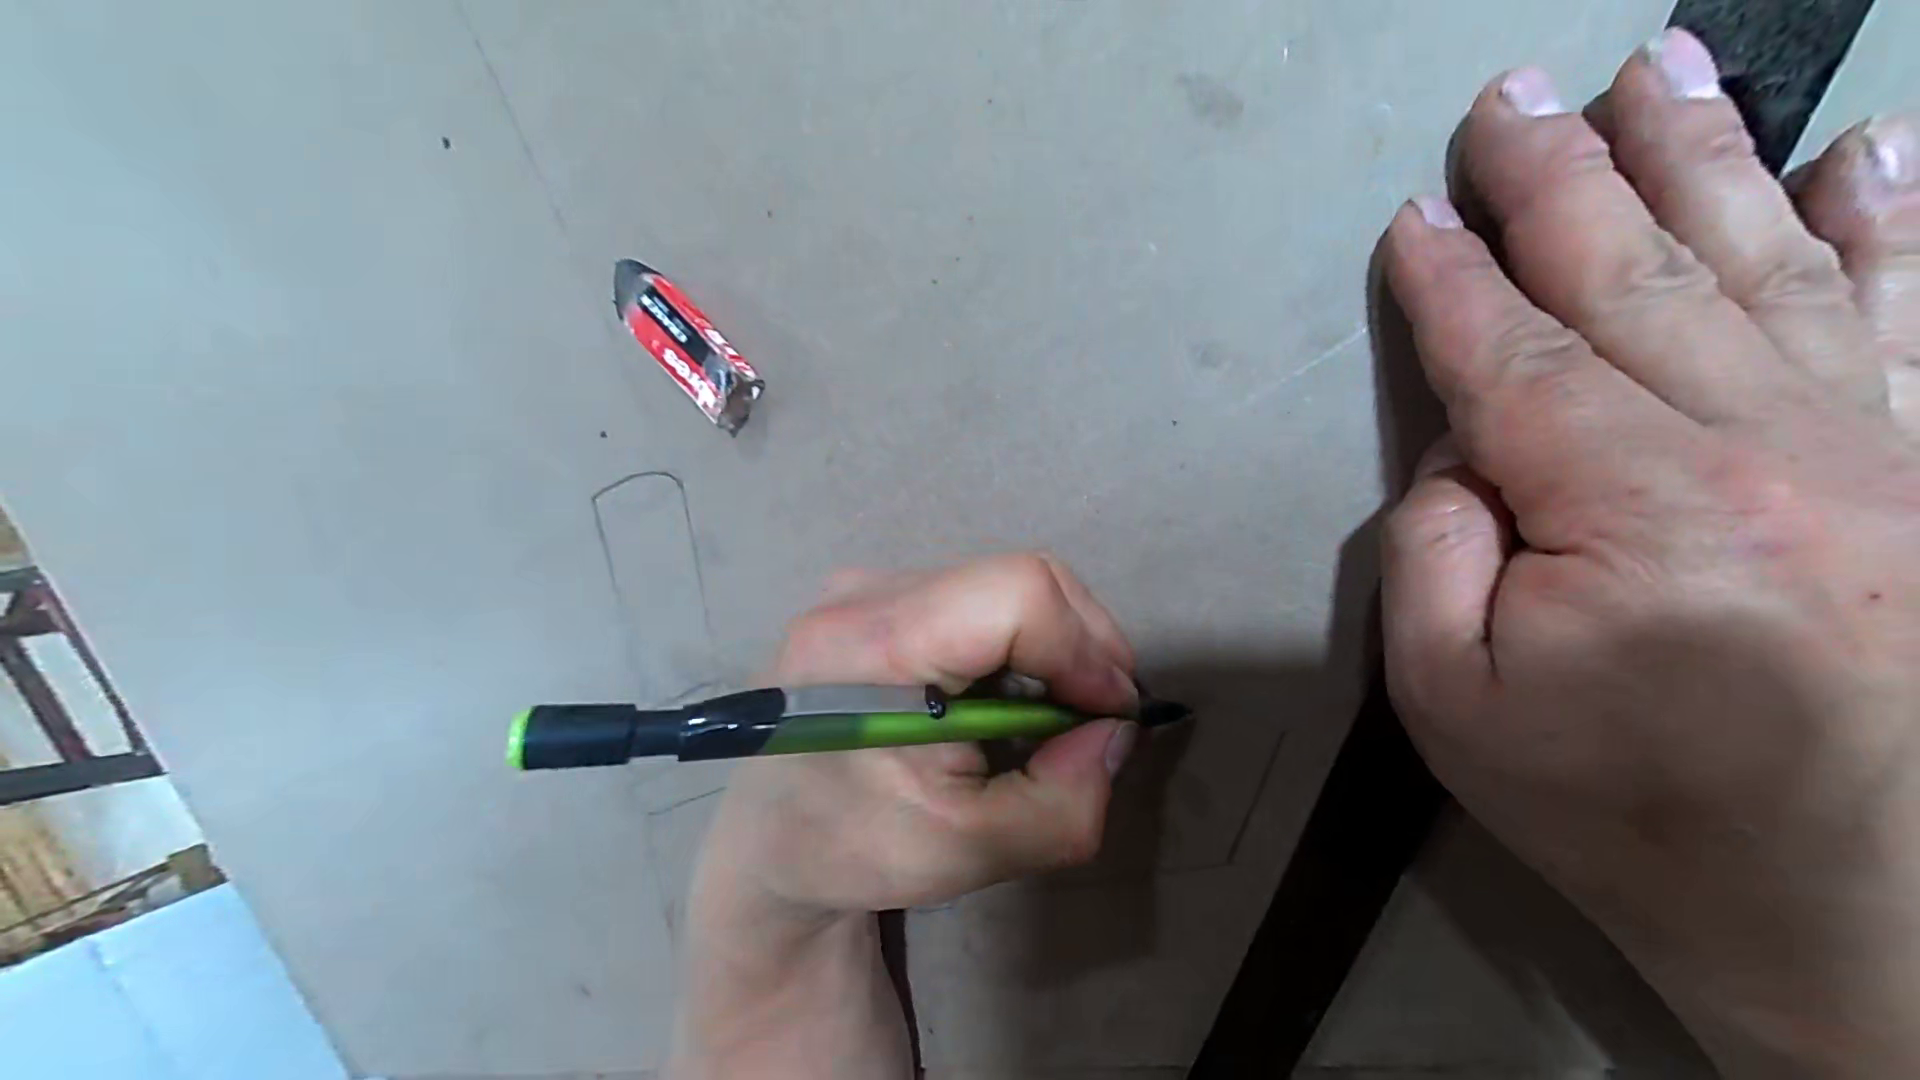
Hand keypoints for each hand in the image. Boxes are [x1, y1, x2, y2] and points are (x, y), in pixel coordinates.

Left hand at [669, 554, 1138, 1079]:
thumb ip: (1068, 801)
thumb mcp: (972, 854)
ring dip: (1054, 643)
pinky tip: (1008, 694)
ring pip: (1004, 583)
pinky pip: (977, 595)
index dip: (1084, 647)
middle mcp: (863, 592)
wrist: (766, 834)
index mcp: (870, 645)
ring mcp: (866, 585)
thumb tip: (1117, 729)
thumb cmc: (851, 848)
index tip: (1112, 713)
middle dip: (1082, 643)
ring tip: (1056, 711)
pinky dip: (1018, 640)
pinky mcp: (876, 594)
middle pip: (1018, 578)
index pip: (1014, 595)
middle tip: (1100, 713)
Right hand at [1381, 31, 1919, 1076]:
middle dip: (1560, 180)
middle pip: (1639, 280)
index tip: (1410, 216)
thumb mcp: (1445, 688)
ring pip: (1778, 262)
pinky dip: (1901, 216)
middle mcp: (1790, 454)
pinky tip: (1869, 147)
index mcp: (1646, 518)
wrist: (1849, 919)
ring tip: (1662, 67)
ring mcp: (1902, 451)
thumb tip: (1464, 451)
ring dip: (1704, 156)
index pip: (1515, 362)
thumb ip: (1433, 548)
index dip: (1451, 285)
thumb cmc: (1601, 802)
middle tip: (1509, 97)